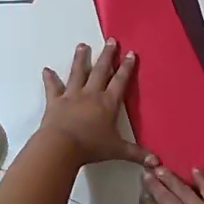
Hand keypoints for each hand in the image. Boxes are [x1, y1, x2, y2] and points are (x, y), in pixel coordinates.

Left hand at [39, 41, 153, 166]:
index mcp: (108, 103)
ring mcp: (72, 96)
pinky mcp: (55, 102)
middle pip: (100, 71)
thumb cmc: (91, 146)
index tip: (130, 53)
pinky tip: (46, 70)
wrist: (61, 146)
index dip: (126, 67)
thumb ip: (137, 154)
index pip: (120, 81)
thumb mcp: (117, 150)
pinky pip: (53, 87)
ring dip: (80, 59)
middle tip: (110, 40)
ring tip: (82, 46)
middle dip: (107, 55)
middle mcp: (91, 94)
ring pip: (77, 73)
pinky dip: (50, 79)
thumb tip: (157, 162)